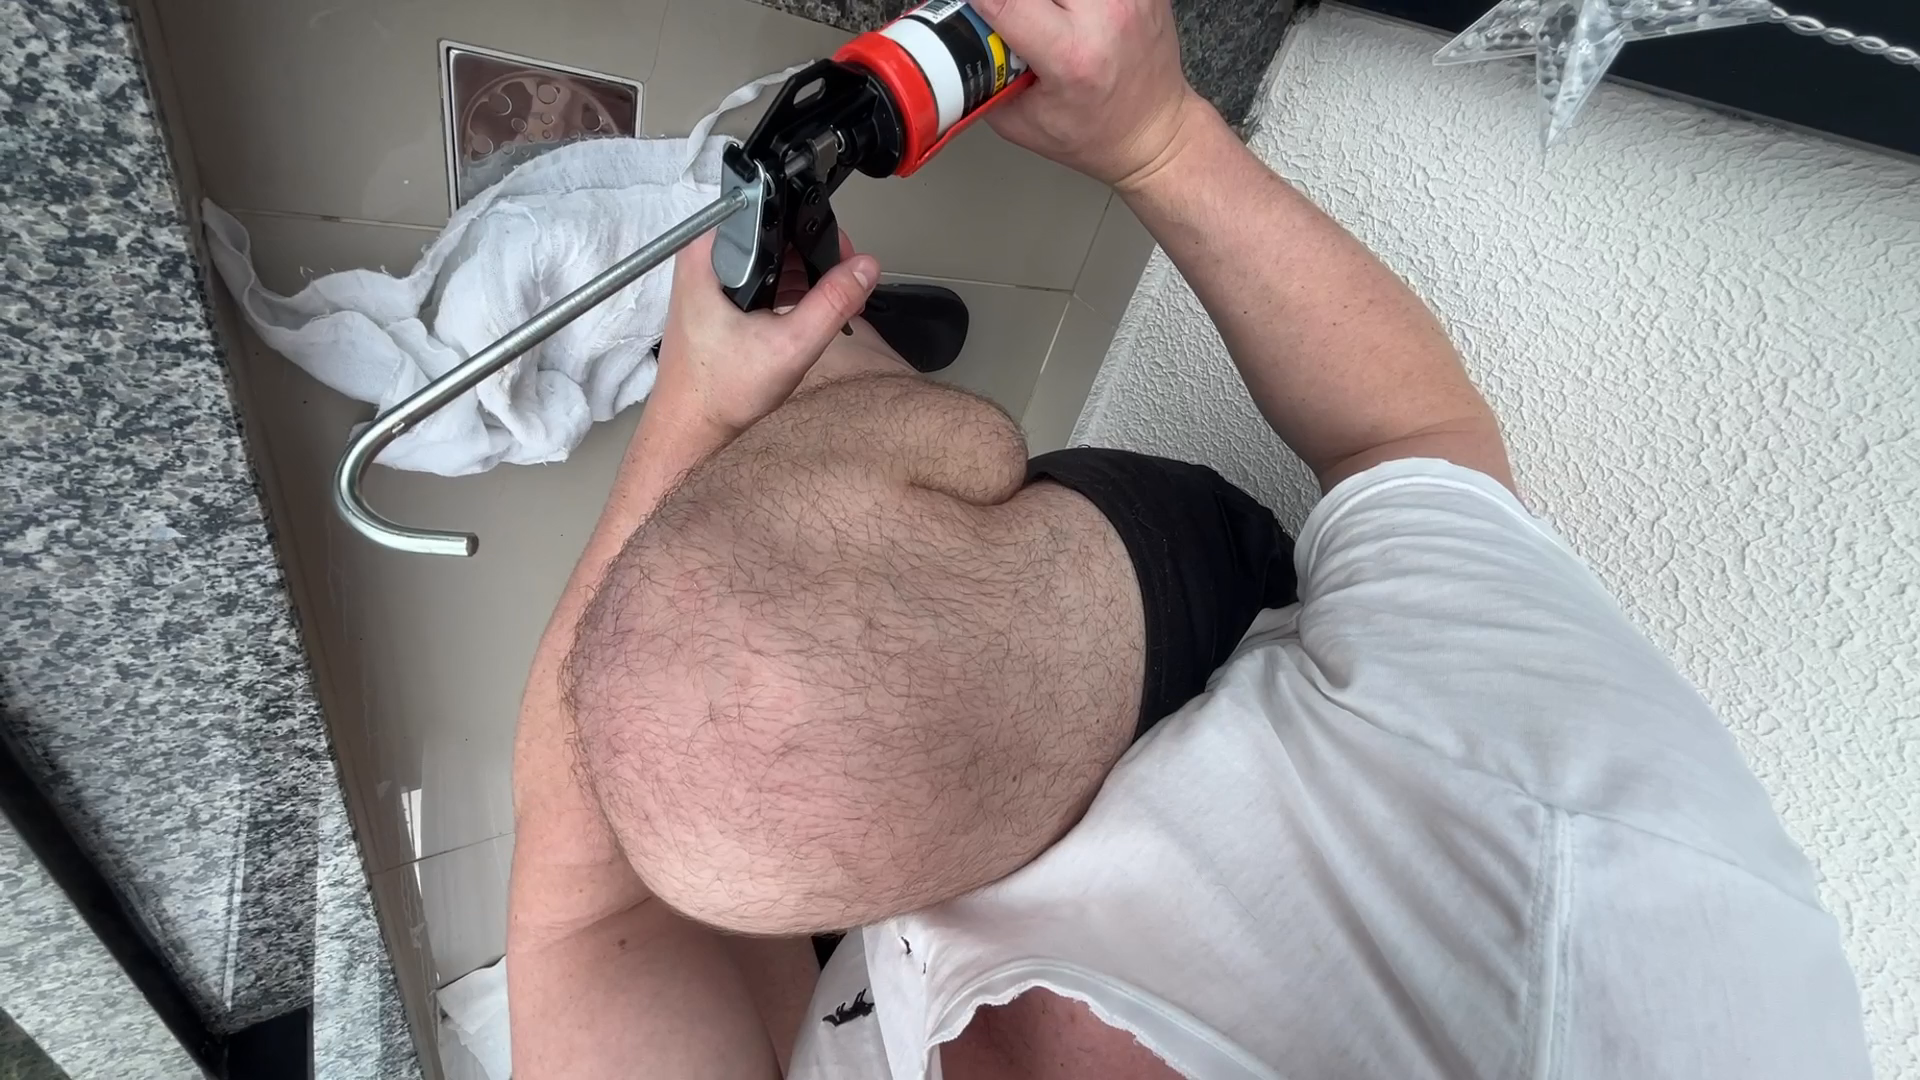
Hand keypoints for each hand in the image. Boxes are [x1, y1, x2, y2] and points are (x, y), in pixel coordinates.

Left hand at [651, 231, 878, 437]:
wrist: (692, 428)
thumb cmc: (719, 393)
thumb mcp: (790, 346)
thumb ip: (832, 304)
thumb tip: (864, 269)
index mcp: (710, 255)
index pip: (774, 213)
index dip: (816, 230)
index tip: (843, 257)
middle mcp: (704, 259)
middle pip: (775, 233)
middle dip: (816, 257)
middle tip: (844, 286)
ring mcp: (709, 279)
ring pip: (771, 257)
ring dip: (805, 277)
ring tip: (830, 307)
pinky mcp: (716, 298)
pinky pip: (761, 278)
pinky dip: (789, 291)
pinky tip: (806, 317)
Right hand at [973, 0, 1202, 189]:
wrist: (1151, 132)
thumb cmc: (1093, 135)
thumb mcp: (1023, 123)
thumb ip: (986, 79)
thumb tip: (958, 41)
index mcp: (1071, 56)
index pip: (1006, 2)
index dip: (977, 0)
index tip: (966, 5)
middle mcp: (1105, 14)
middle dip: (1017, 1)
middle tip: (1010, 17)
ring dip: (1044, 0)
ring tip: (1046, 17)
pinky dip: (1072, 1)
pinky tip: (1067, 13)